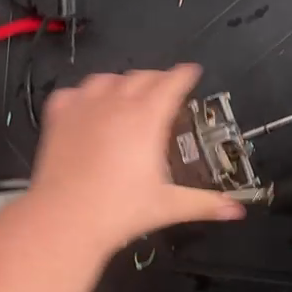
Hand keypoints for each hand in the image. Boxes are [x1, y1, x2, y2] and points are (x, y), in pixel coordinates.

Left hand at [24, 64, 244, 253]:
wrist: (65, 219)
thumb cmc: (116, 211)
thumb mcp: (168, 206)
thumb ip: (205, 203)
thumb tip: (233, 209)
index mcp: (146, 119)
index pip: (172, 82)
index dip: (185, 74)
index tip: (191, 72)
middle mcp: (115, 105)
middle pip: (142, 76)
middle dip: (157, 78)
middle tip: (165, 87)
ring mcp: (83, 109)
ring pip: (106, 78)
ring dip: (120, 82)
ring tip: (127, 93)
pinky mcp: (58, 120)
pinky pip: (70, 92)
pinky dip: (82, 94)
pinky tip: (87, 104)